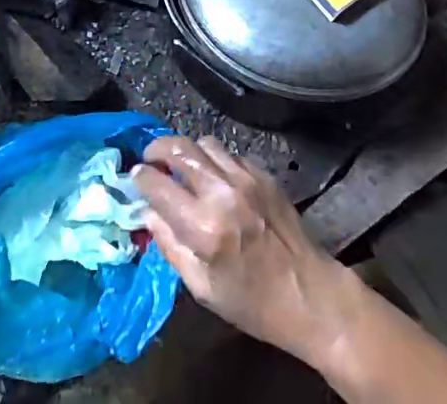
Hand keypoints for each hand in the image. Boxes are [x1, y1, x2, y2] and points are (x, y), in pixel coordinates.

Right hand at [131, 135, 354, 364]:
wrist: (311, 295)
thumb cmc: (252, 302)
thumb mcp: (201, 287)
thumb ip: (169, 244)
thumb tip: (147, 213)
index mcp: (203, 226)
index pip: (157, 184)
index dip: (140, 178)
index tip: (135, 179)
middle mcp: (222, 192)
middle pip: (179, 148)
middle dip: (157, 150)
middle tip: (151, 162)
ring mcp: (246, 178)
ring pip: (204, 142)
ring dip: (186, 151)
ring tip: (182, 167)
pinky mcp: (264, 175)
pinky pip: (230, 153)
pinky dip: (214, 160)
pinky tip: (215, 178)